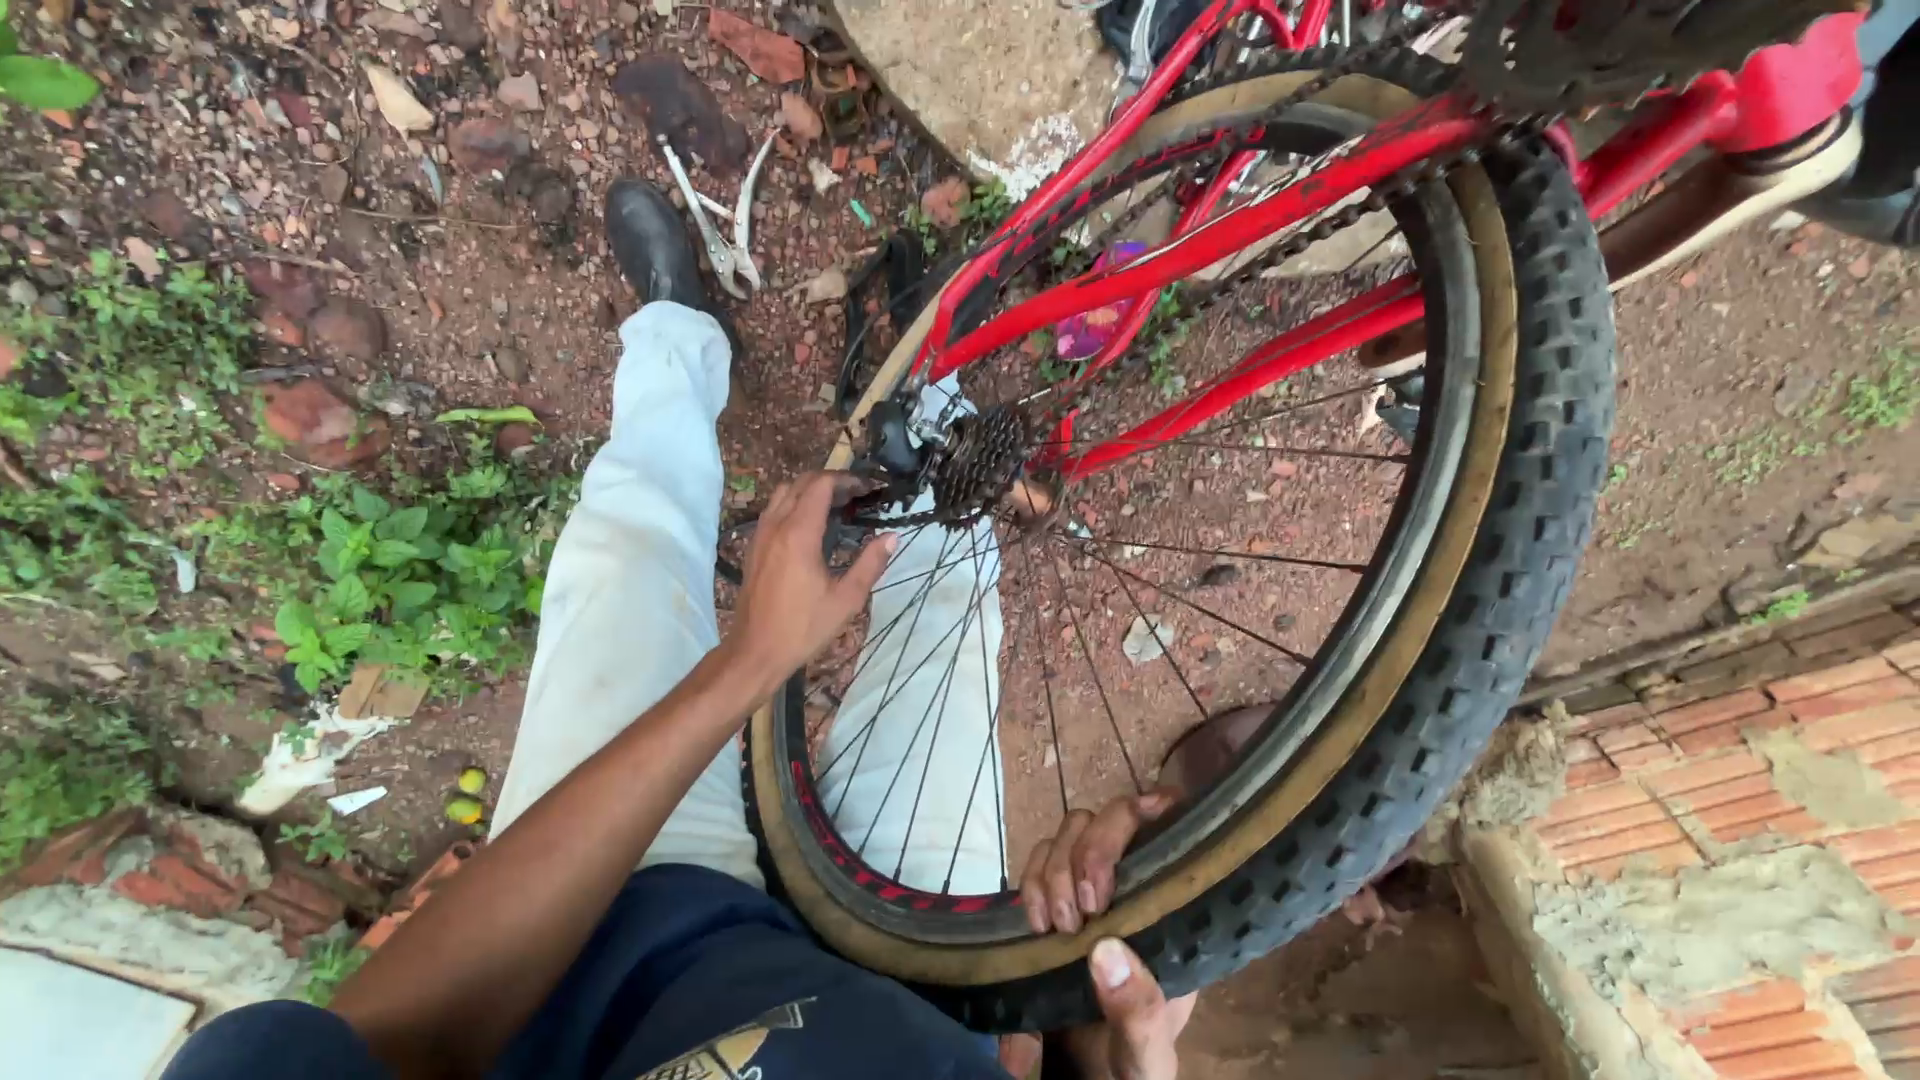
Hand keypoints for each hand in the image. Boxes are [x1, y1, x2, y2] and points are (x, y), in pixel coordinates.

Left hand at [725, 472, 894, 691]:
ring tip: (834, 507)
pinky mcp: (753, 548)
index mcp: (799, 534)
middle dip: (829, 481)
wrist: (756, 651)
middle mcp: (776, 526)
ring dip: (808, 491)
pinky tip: (811, 527)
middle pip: (800, 483)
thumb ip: (870, 564)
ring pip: (782, 494)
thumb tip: (891, 536)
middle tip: (855, 495)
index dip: (845, 480)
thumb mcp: (847, 599)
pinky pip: (773, 511)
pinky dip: (793, 505)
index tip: (866, 489)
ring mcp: (760, 536)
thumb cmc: (804, 627)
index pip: (820, 485)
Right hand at [1018, 792, 1191, 1079]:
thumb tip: (1106, 950)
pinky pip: (1036, 859)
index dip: (1148, 811)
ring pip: (1070, 830)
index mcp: (1170, 909)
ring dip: (1055, 869)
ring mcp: (1086, 885)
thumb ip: (1138, 1012)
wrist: (1084, 1078)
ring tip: (1055, 926)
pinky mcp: (1050, 896)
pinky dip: (1030, 882)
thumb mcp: (1146, 1053)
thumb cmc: (1132, 1065)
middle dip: (1089, 854)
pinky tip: (1034, 922)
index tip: (1140, 819)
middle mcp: (1131, 884)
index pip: (1165, 830)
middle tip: (1080, 915)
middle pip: (1109, 818)